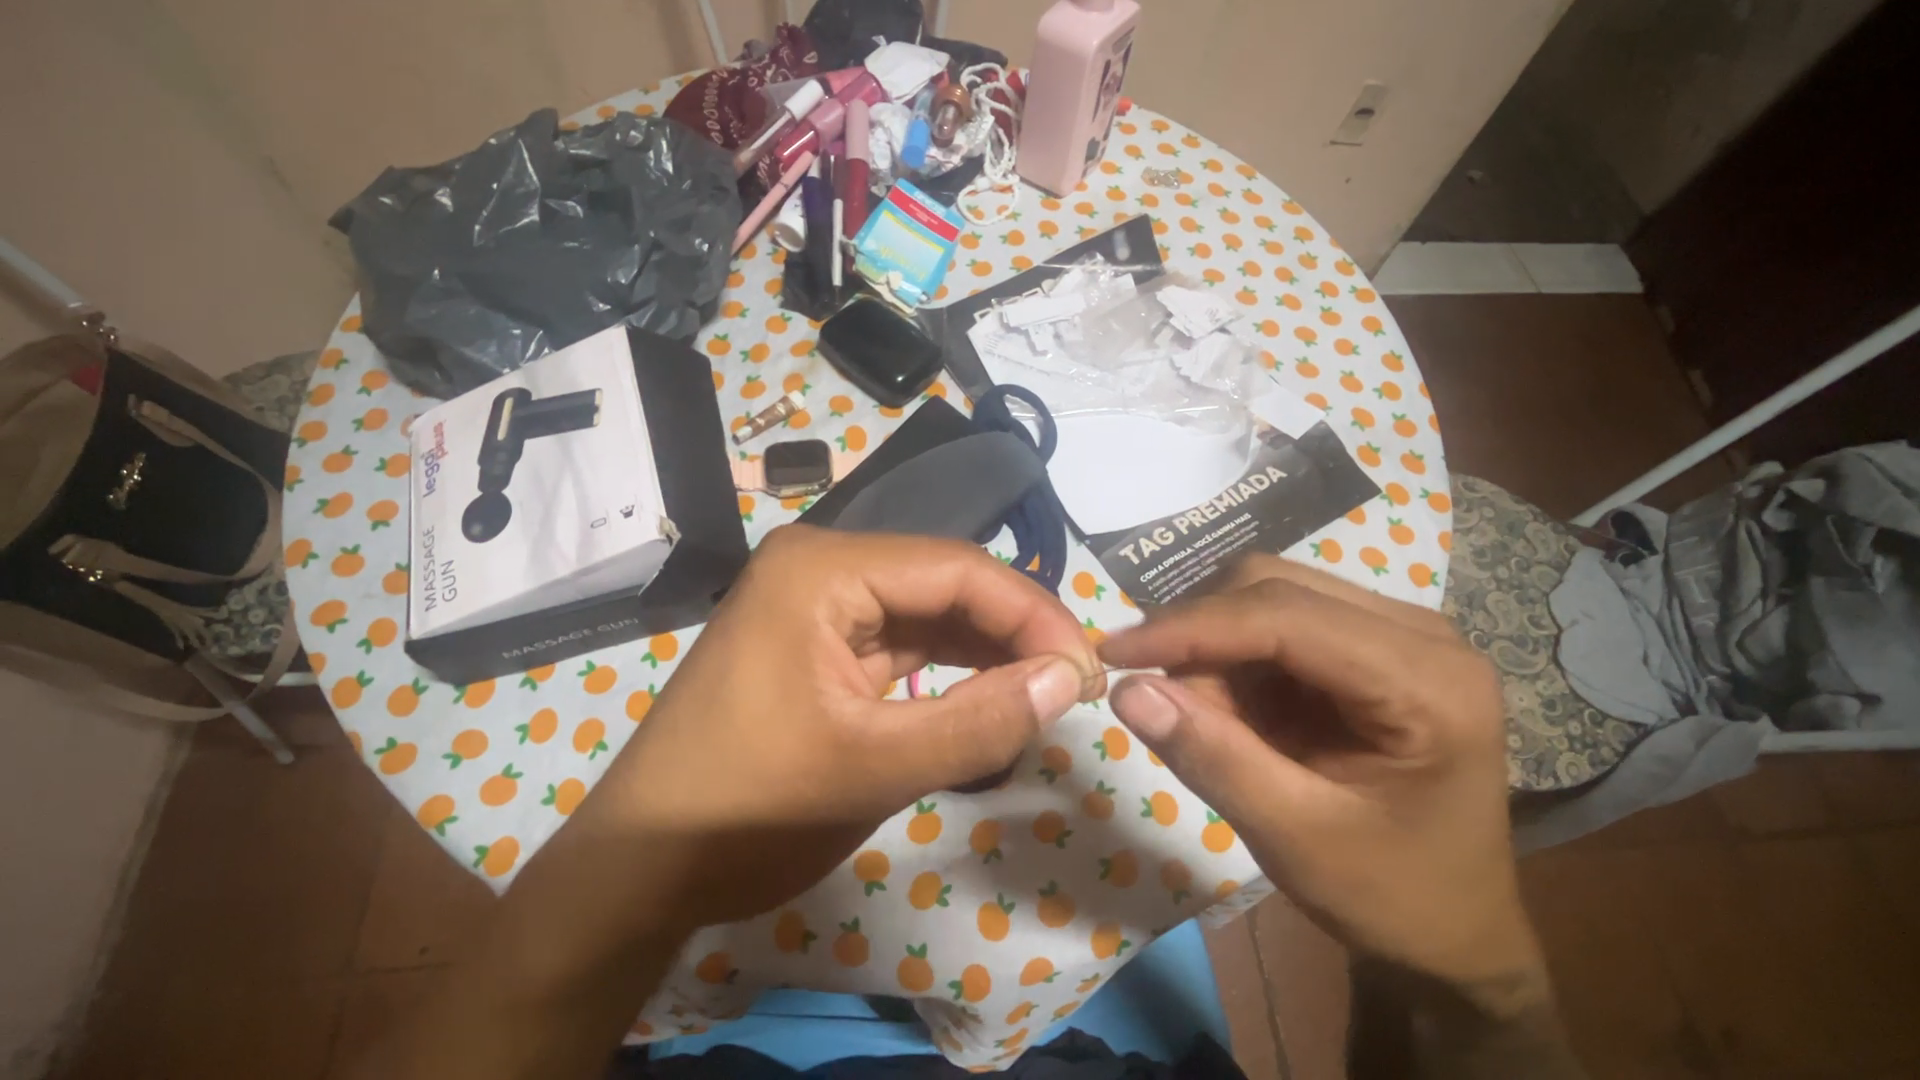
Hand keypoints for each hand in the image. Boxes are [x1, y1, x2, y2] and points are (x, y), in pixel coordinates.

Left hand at [578, 525, 1106, 931]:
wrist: (643, 868)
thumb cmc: (747, 808)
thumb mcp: (872, 767)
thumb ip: (979, 721)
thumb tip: (1072, 680)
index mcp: (823, 570)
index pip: (956, 569)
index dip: (1032, 615)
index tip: (1087, 674)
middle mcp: (821, 569)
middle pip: (945, 585)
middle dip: (1014, 634)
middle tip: (1076, 689)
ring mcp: (817, 609)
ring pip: (928, 616)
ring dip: (988, 653)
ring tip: (1048, 697)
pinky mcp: (819, 649)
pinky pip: (903, 647)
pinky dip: (951, 673)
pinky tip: (994, 699)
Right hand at [1098, 555, 1546, 1015]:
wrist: (1455, 930)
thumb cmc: (1390, 895)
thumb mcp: (1295, 837)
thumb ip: (1213, 758)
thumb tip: (1125, 689)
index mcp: (1428, 681)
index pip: (1286, 615)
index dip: (1191, 627)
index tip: (1113, 654)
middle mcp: (1421, 634)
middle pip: (1276, 586)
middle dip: (1200, 632)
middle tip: (1157, 696)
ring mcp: (1399, 634)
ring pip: (1271, 594)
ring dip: (1214, 644)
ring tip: (1201, 716)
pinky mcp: (1371, 646)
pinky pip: (1279, 622)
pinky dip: (1234, 658)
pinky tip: (1230, 710)